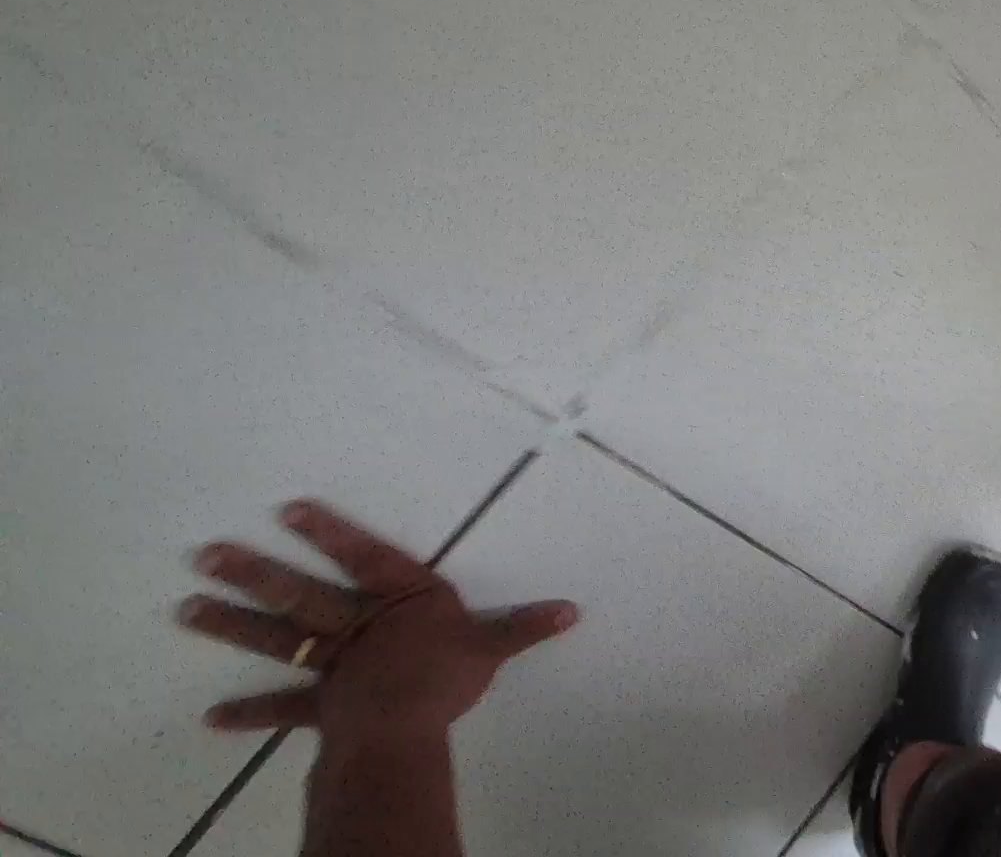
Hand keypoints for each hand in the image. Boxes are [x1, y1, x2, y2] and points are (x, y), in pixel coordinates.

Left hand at [176, 499, 578, 736]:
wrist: (400, 731)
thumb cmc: (444, 677)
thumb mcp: (493, 647)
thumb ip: (526, 626)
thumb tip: (573, 609)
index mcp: (402, 601)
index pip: (364, 558)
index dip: (329, 532)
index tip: (288, 509)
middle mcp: (360, 624)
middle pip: (302, 594)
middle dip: (256, 573)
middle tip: (206, 555)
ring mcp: (334, 663)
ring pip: (278, 637)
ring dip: (233, 624)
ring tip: (186, 607)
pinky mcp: (320, 703)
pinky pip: (284, 705)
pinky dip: (251, 711)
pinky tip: (214, 717)